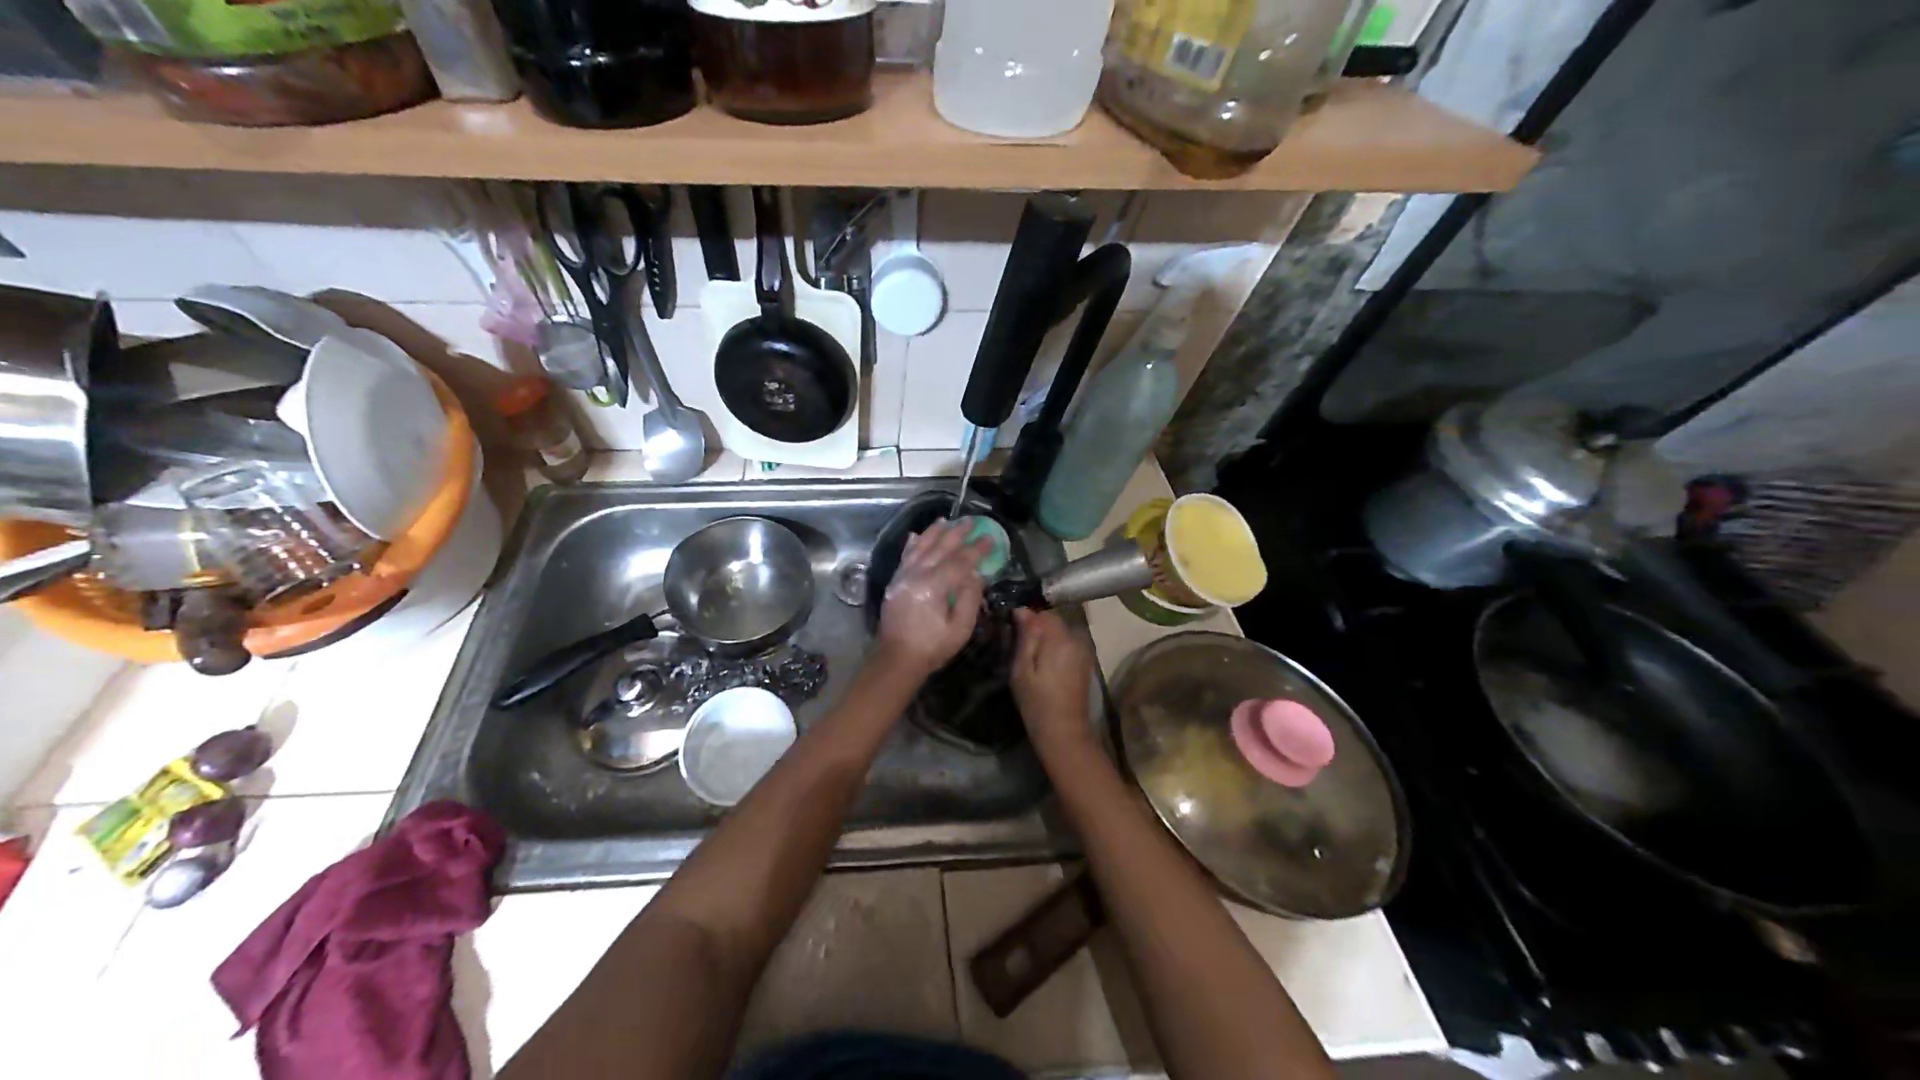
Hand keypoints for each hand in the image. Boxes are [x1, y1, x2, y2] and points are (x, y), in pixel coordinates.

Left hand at [875, 520, 987, 678]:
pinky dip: (912, 544)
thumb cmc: (932, 647)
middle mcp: (916, 575)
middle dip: (956, 533)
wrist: (897, 658)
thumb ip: (970, 598)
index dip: (977, 549)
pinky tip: (916, 535)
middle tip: (971, 521)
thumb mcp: (960, 628)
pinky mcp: (895, 582)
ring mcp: (902, 577)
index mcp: (934, 587)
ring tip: (946, 520)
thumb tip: (975, 575)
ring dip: (934, 532)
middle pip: (939, 548)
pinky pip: (905, 556)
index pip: (960, 561)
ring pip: (920, 547)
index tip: (990, 539)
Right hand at [1011, 608, 1096, 753]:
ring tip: (1030, 656)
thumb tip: (1021, 610)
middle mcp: (1076, 639)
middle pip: (1054, 622)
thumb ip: (1025, 637)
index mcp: (1060, 638)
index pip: (1043, 614)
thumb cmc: (1037, 701)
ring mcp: (1083, 651)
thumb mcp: (1022, 668)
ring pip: (1061, 634)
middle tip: (1018, 645)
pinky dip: (1056, 649)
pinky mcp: (1085, 663)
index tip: (1012, 630)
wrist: (1064, 731)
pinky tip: (1044, 665)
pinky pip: (1068, 645)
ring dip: (1047, 639)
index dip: (1027, 618)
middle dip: (1037, 628)